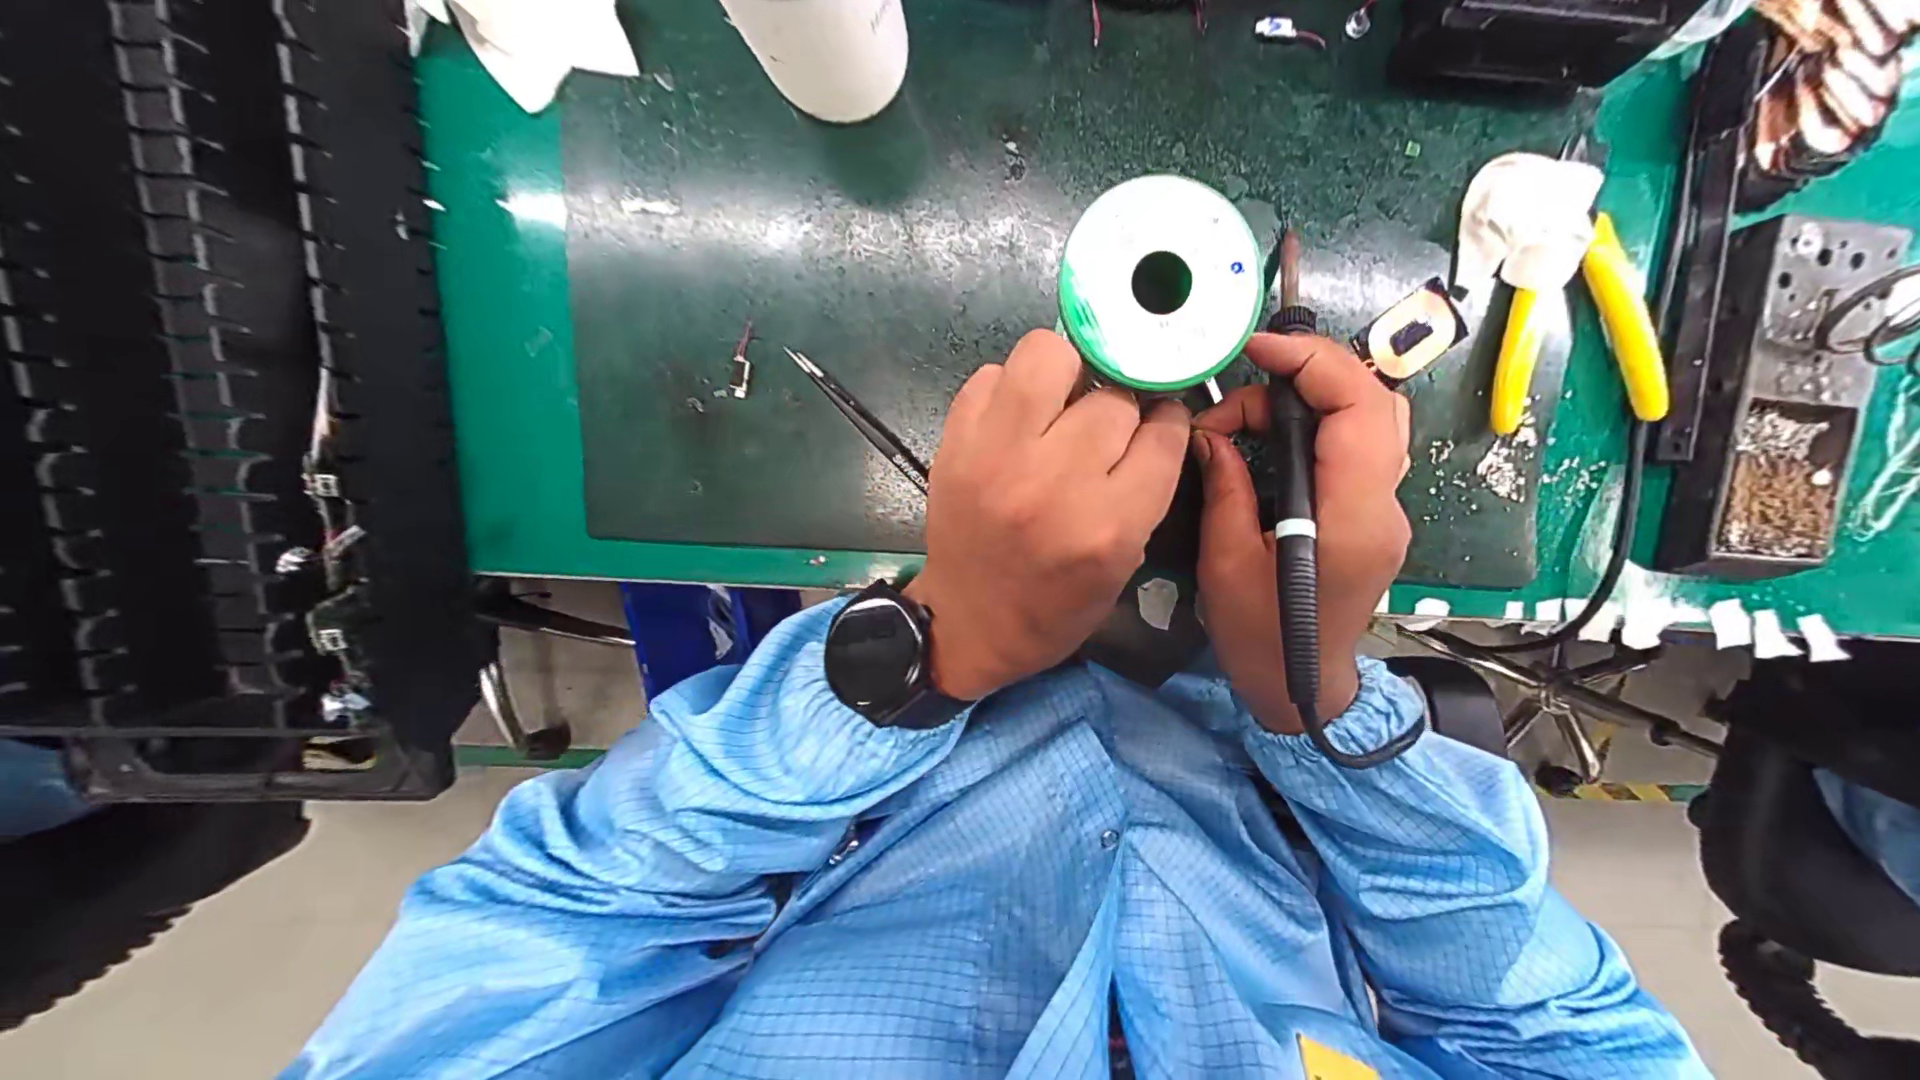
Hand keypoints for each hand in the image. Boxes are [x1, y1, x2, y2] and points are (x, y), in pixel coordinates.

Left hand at [903, 329, 1189, 699]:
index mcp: (1108, 525)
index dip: (1167, 420)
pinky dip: (1010, 386)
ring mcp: (997, 457)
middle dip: (1120, 405)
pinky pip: (990, 376)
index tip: (1156, 421)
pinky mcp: (955, 445)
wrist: (969, 624)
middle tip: (1102, 426)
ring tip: (1062, 400)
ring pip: (1048, 356)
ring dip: (1067, 370)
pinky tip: (1016, 416)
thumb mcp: (1124, 563)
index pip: (1163, 434)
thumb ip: (1146, 489)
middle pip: (1113, 398)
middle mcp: (1054, 482)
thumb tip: (1153, 417)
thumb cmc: (1054, 607)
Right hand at [1190, 334, 1410, 732]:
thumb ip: (1226, 490)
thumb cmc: (1261, 637)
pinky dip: (1318, 424)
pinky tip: (1272, 441)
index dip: (1310, 362)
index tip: (1255, 350)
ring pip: (1373, 419)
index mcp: (1352, 517)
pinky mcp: (1373, 516)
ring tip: (1246, 420)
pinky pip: (1359, 446)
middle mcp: (1385, 505)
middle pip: (1373, 402)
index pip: (1358, 408)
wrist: (1302, 688)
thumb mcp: (1226, 563)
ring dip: (1311, 399)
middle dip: (1302, 379)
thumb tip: (1213, 437)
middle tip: (1233, 408)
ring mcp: (1386, 510)